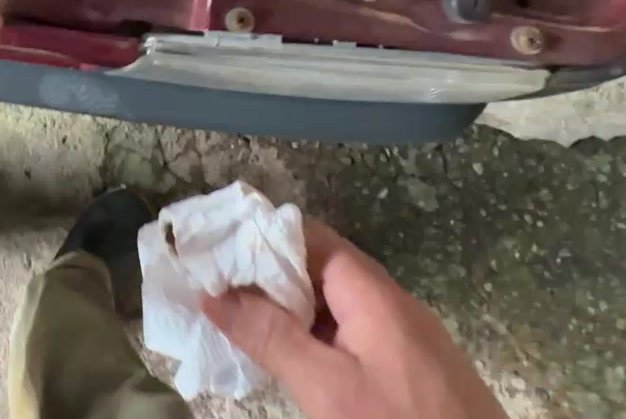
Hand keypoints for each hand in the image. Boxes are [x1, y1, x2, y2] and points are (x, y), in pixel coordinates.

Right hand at [200, 221, 507, 418]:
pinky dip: (316, 331)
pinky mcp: (416, 370)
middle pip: (318, 264)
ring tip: (241, 318)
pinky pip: (354, 330)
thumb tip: (209, 291)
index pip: (305, 234)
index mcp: (372, 292)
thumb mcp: (327, 390)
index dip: (257, 235)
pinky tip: (293, 355)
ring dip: (288, 304)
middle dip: (266, 271)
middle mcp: (393, 302)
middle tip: (215, 285)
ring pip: (334, 300)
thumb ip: (268, 335)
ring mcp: (409, 337)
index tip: (212, 248)